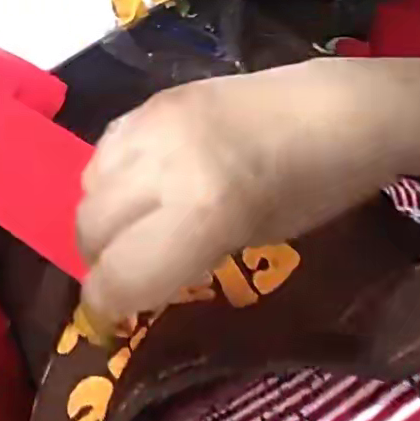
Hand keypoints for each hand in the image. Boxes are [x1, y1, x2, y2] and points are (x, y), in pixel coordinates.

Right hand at [75, 59, 408, 323]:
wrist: (331, 109)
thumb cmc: (316, 190)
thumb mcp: (254, 238)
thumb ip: (186, 253)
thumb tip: (136, 272)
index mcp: (202, 211)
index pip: (122, 271)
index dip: (105, 304)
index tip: (108, 319)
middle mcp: (162, 165)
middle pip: (91, 223)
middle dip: (96, 259)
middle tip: (116, 272)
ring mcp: (150, 124)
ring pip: (88, 181)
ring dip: (98, 214)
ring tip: (123, 225)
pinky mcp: (148, 101)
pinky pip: (103, 147)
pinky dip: (107, 174)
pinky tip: (134, 182)